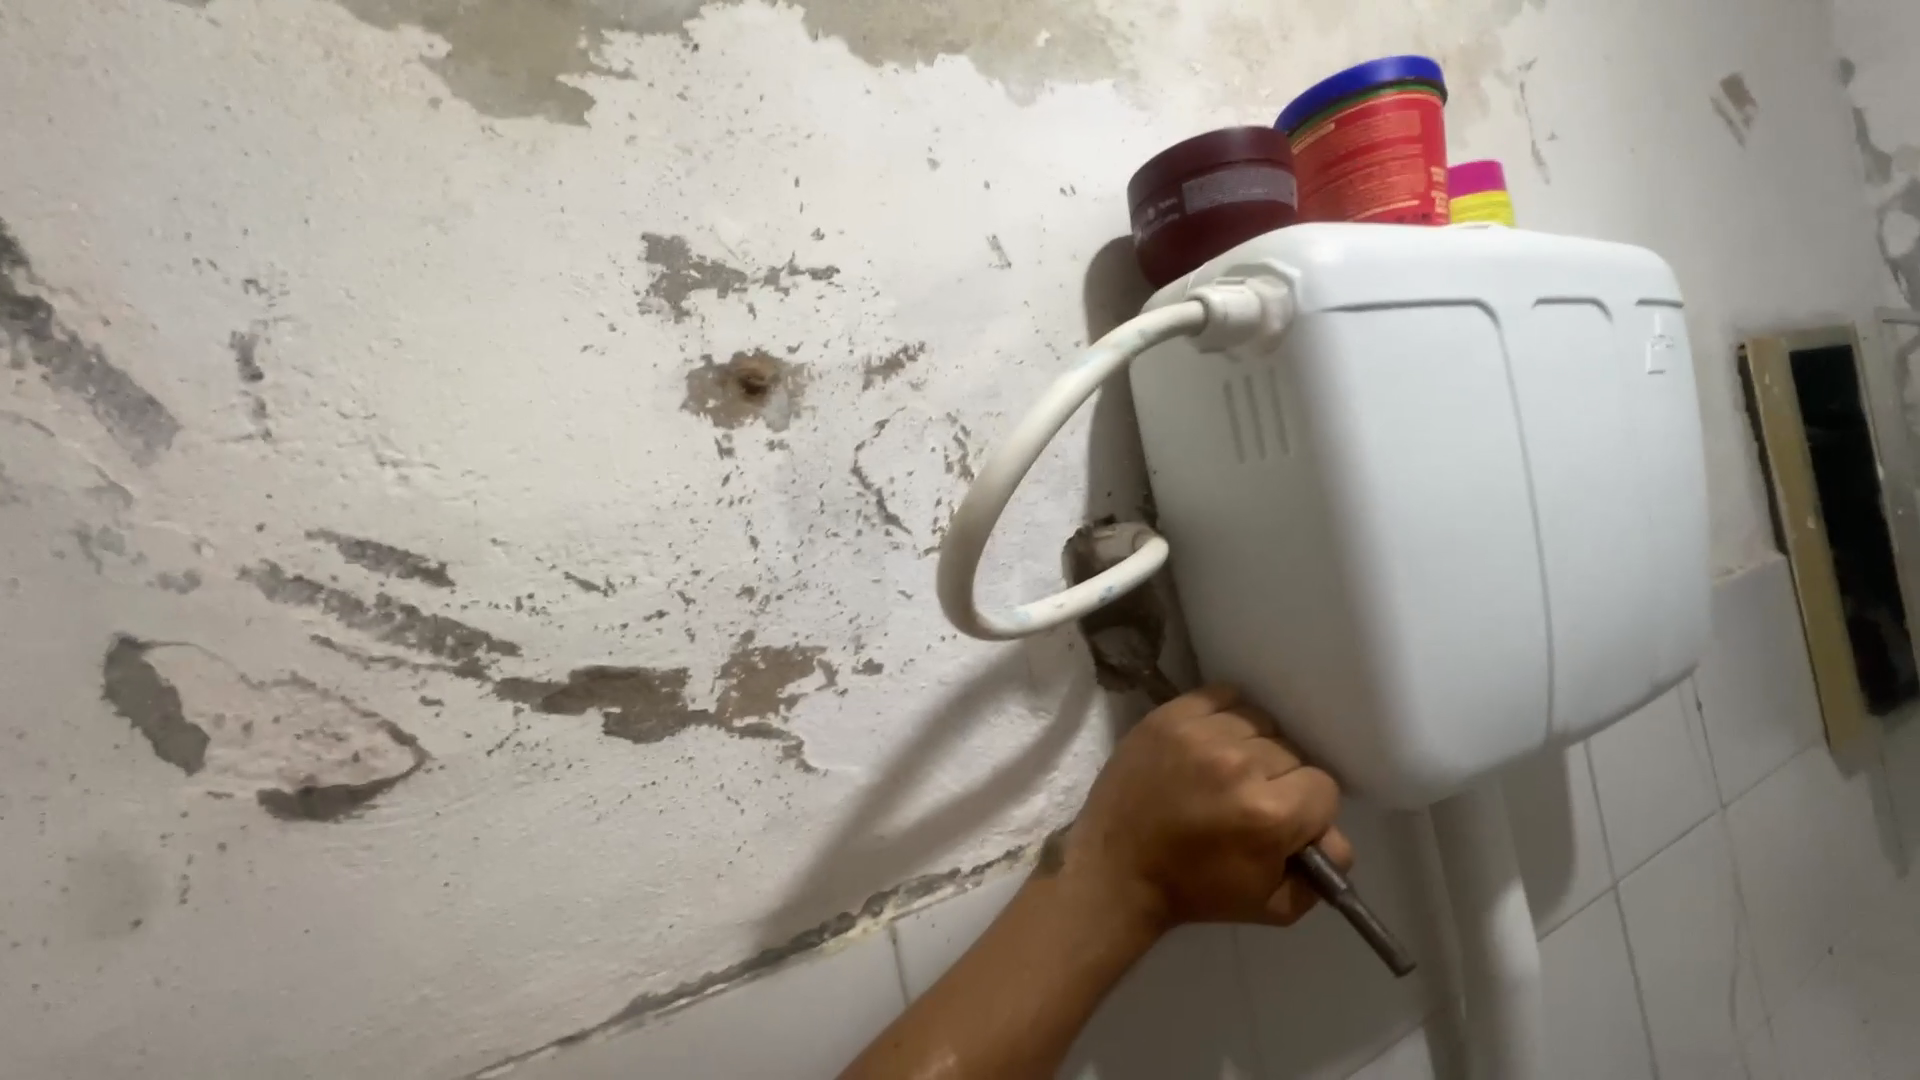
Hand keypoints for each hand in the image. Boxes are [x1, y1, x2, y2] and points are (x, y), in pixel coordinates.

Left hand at [1055, 684, 1350, 931]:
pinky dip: (1223, 715)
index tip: (1283, 820)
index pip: (1323, 787)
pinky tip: (1211, 739)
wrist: (1117, 867)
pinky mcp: (1167, 716)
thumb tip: (1336, 835)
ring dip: (1251, 744)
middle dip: (1279, 778)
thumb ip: (1322, 871)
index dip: (1308, 808)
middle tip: (1248, 799)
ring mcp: (1198, 734)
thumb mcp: (1273, 903)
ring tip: (1226, 769)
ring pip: (1258, 721)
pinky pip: (1220, 695)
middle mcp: (1237, 764)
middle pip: (1290, 752)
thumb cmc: (1195, 890)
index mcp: (1269, 812)